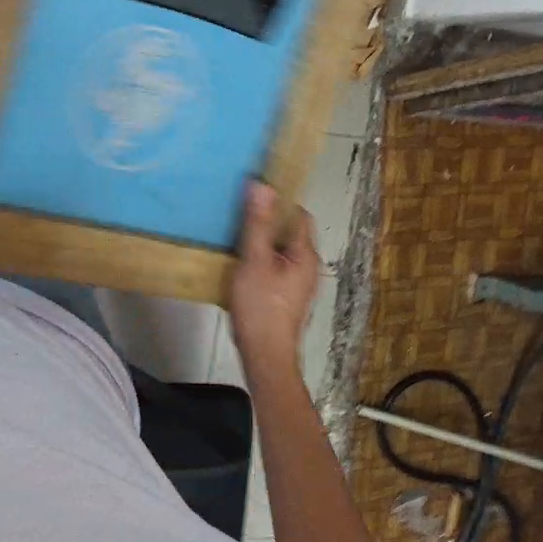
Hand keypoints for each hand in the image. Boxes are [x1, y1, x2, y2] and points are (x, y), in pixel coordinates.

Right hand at [226, 181, 321, 380]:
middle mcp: (308, 268)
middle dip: (266, 223)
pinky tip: (238, 266)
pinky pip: (273, 269)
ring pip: (279, 253)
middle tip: (238, 217)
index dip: (278, 203)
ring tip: (234, 240)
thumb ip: (258, 224)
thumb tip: (262, 185)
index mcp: (306, 255)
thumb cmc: (261, 307)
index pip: (298, 215)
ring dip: (260, 244)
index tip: (252, 198)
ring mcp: (297, 285)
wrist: (265, 356)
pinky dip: (259, 262)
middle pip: (288, 233)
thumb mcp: (255, 260)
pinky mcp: (284, 299)